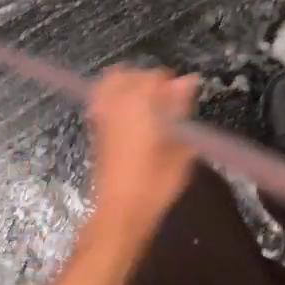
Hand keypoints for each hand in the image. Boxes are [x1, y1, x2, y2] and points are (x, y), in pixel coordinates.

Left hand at [85, 67, 199, 246]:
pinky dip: (114, 100)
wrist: (120, 211)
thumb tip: (189, 81)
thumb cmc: (156, 182)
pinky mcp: (95, 129)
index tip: (181, 103)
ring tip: (145, 106)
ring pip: (110, 83)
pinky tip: (130, 119)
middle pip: (128, 74)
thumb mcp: (181, 147)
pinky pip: (101, 100)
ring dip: (128, 87)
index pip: (155, 76)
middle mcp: (116, 103)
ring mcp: (102, 115)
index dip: (170, 86)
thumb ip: (181, 109)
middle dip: (147, 82)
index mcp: (140, 103)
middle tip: (164, 104)